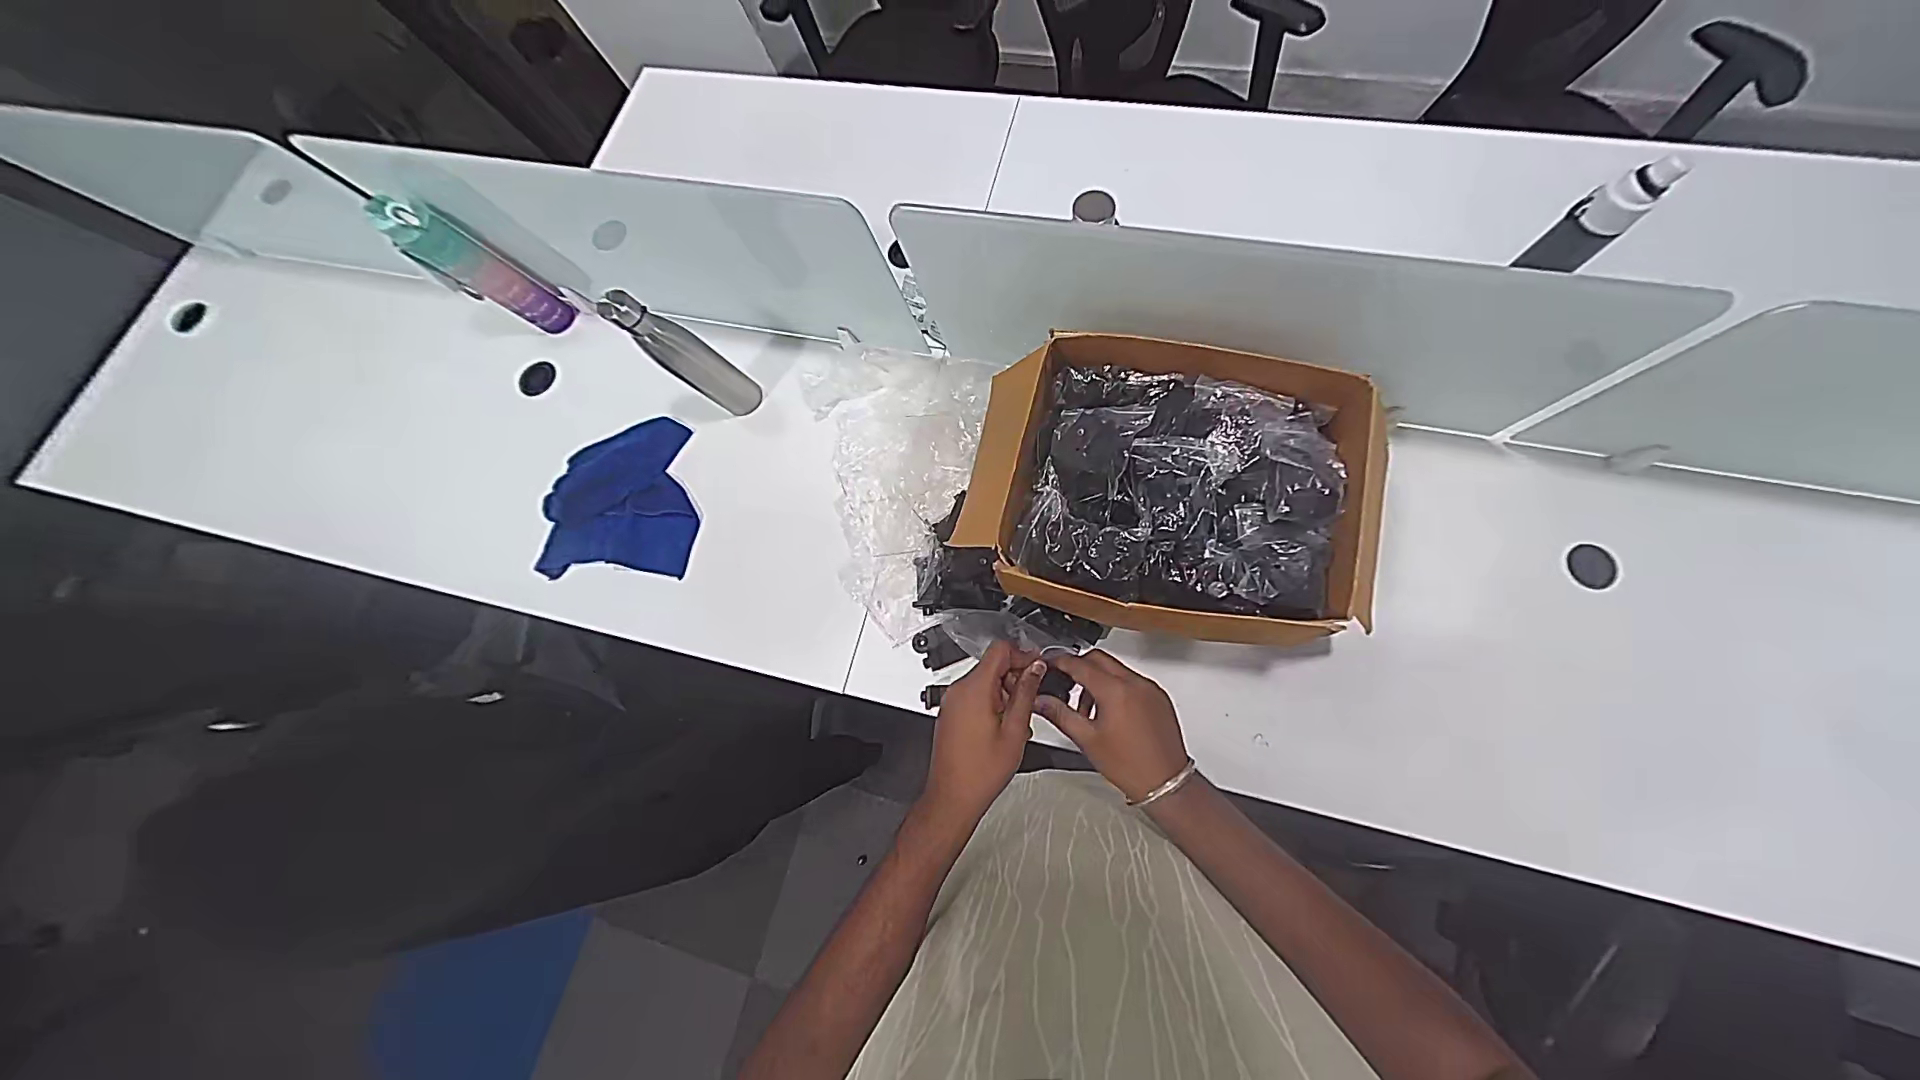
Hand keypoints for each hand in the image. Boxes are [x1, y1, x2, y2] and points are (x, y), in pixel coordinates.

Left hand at [921, 641, 1046, 822]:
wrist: (953, 796)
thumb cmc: (979, 772)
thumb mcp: (1014, 730)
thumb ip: (1026, 693)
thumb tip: (1035, 669)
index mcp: (974, 689)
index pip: (999, 650)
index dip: (1023, 655)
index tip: (1037, 667)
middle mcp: (958, 691)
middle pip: (992, 664)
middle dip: (1015, 676)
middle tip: (1032, 696)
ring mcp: (952, 701)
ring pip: (984, 680)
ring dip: (1005, 691)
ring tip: (1018, 718)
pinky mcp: (950, 712)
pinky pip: (974, 695)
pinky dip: (992, 701)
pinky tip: (1003, 725)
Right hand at [1034, 650, 1188, 802]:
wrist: (1165, 783)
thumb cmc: (1131, 766)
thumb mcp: (1087, 739)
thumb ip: (1060, 714)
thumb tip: (1041, 701)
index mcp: (1116, 691)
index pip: (1080, 664)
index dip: (1060, 661)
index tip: (1050, 664)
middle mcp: (1136, 684)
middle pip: (1098, 659)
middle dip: (1079, 667)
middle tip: (1065, 682)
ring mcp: (1149, 689)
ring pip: (1116, 668)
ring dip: (1097, 678)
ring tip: (1088, 708)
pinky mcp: (1159, 697)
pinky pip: (1132, 680)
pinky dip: (1116, 687)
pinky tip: (1109, 711)